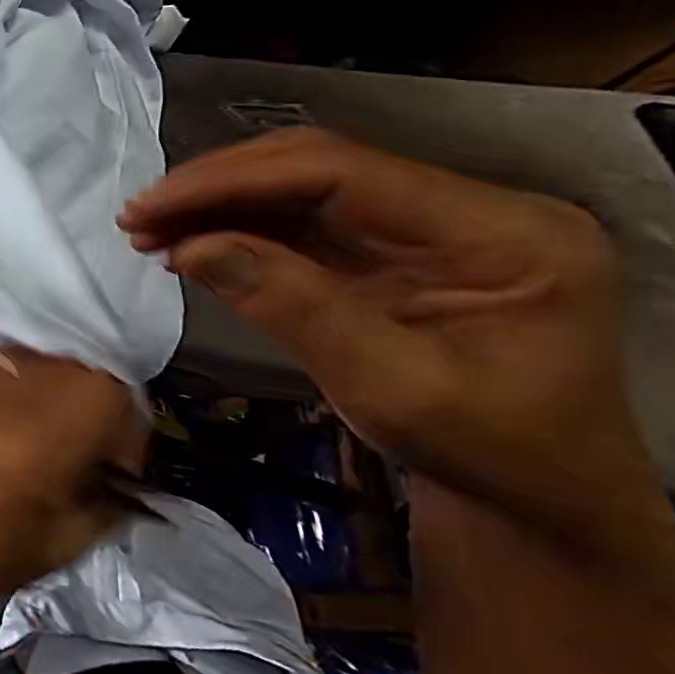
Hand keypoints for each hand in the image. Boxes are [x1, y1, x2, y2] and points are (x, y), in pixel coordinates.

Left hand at [0, 349, 142, 626]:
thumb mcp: (58, 546)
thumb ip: (109, 505)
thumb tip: (136, 486)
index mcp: (45, 434)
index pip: (115, 390)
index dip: (127, 425)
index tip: (117, 460)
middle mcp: (9, 389)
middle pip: (79, 367)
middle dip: (93, 403)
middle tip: (84, 444)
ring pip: (37, 361)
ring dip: (52, 391)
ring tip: (37, 433)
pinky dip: (9, 391)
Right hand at [119, 128, 644, 517]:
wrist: (533, 506)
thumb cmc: (486, 459)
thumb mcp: (392, 391)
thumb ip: (294, 308)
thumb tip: (193, 247)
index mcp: (501, 230)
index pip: (343, 172)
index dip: (238, 180)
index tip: (158, 204)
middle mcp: (465, 208)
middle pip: (320, 167)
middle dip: (221, 187)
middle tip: (141, 215)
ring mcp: (428, 228)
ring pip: (304, 190)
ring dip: (223, 205)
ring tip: (152, 229)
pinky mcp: (395, 252)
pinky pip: (308, 225)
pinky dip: (244, 232)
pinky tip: (196, 244)